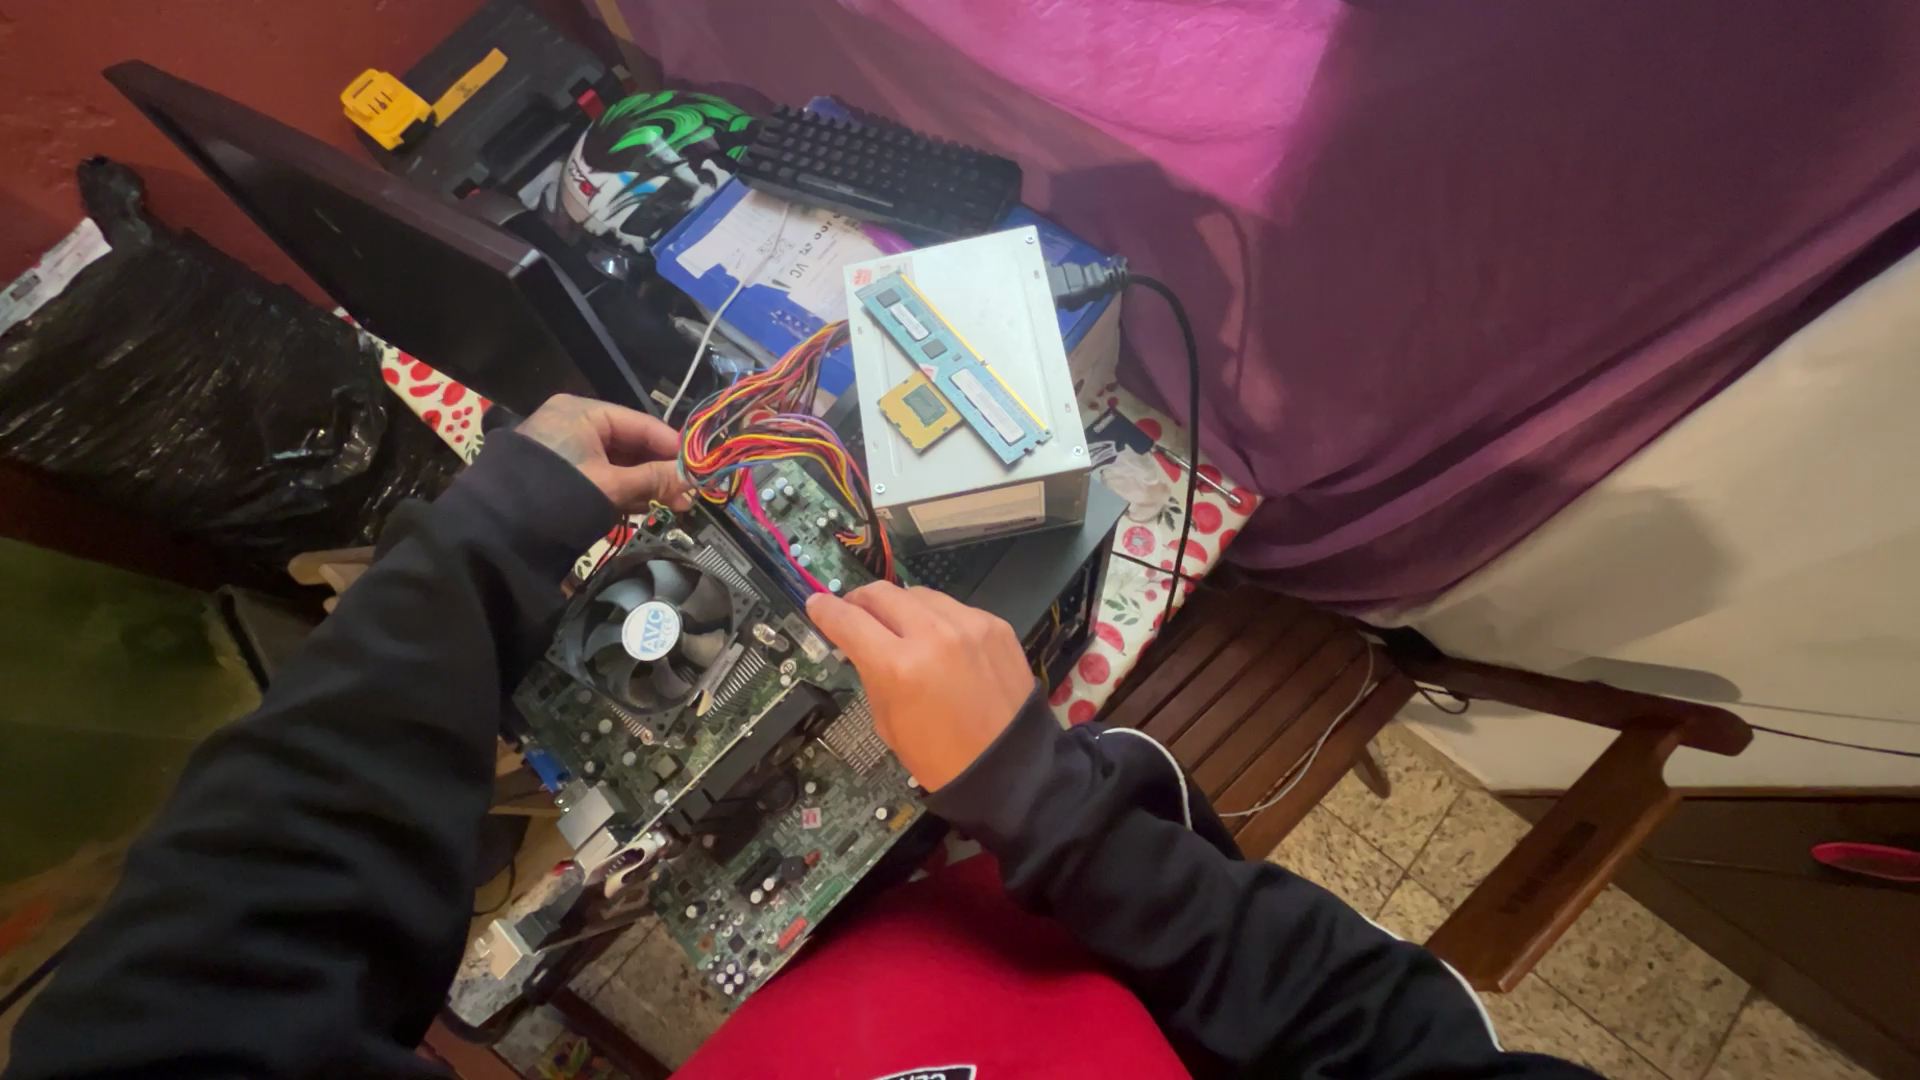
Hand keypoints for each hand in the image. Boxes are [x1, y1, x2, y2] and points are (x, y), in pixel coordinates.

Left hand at [515, 394, 691, 512]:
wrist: (497, 532)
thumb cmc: (559, 495)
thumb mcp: (613, 486)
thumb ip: (657, 479)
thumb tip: (696, 480)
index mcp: (583, 412)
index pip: (643, 424)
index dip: (674, 448)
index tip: (700, 469)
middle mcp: (576, 425)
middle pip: (633, 444)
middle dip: (662, 471)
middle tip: (689, 495)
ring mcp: (569, 451)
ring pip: (622, 464)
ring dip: (649, 484)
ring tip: (676, 505)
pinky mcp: (565, 475)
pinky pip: (606, 477)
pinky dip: (628, 491)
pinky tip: (650, 506)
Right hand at [806, 582, 1033, 790]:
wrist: (1009, 766)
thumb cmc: (940, 756)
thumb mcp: (888, 722)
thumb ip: (872, 673)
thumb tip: (861, 643)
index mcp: (898, 667)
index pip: (849, 621)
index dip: (826, 610)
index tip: (817, 604)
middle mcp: (933, 634)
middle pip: (882, 594)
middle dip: (860, 600)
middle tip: (855, 613)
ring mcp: (969, 624)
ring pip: (919, 594)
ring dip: (901, 606)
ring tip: (899, 626)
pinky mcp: (995, 625)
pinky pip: (954, 608)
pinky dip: (939, 619)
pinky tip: (941, 641)